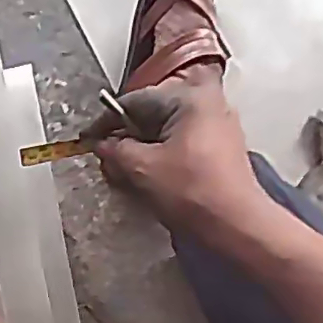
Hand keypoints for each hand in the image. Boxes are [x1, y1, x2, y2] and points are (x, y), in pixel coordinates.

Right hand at [85, 66, 272, 240]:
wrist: (234, 223)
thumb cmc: (190, 191)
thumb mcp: (141, 168)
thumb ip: (115, 150)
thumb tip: (101, 143)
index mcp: (189, 99)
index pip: (136, 100)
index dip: (106, 121)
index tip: (88, 139)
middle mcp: (208, 104)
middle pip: (153, 113)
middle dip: (126, 135)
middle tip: (105, 156)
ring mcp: (218, 126)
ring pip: (167, 130)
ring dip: (142, 147)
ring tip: (123, 170)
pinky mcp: (221, 148)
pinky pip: (181, 143)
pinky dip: (161, 155)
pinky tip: (147, 175)